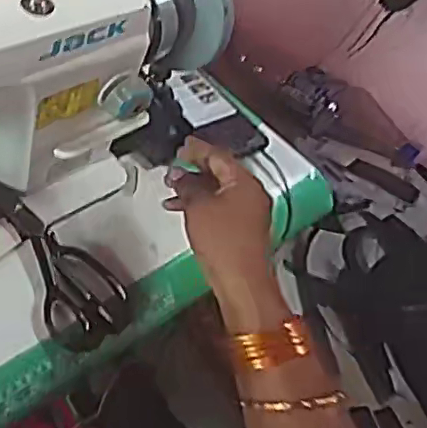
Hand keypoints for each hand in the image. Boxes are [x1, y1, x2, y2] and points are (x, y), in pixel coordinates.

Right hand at [164, 137, 283, 322]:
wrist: (240, 281)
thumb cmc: (226, 245)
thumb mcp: (197, 207)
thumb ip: (186, 186)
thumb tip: (179, 176)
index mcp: (245, 183)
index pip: (219, 156)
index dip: (197, 149)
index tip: (184, 146)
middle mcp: (252, 195)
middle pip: (221, 172)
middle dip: (195, 168)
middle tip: (176, 165)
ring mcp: (249, 212)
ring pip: (219, 189)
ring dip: (196, 186)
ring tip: (174, 187)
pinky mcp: (242, 227)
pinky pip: (220, 205)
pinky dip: (202, 203)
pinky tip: (184, 207)